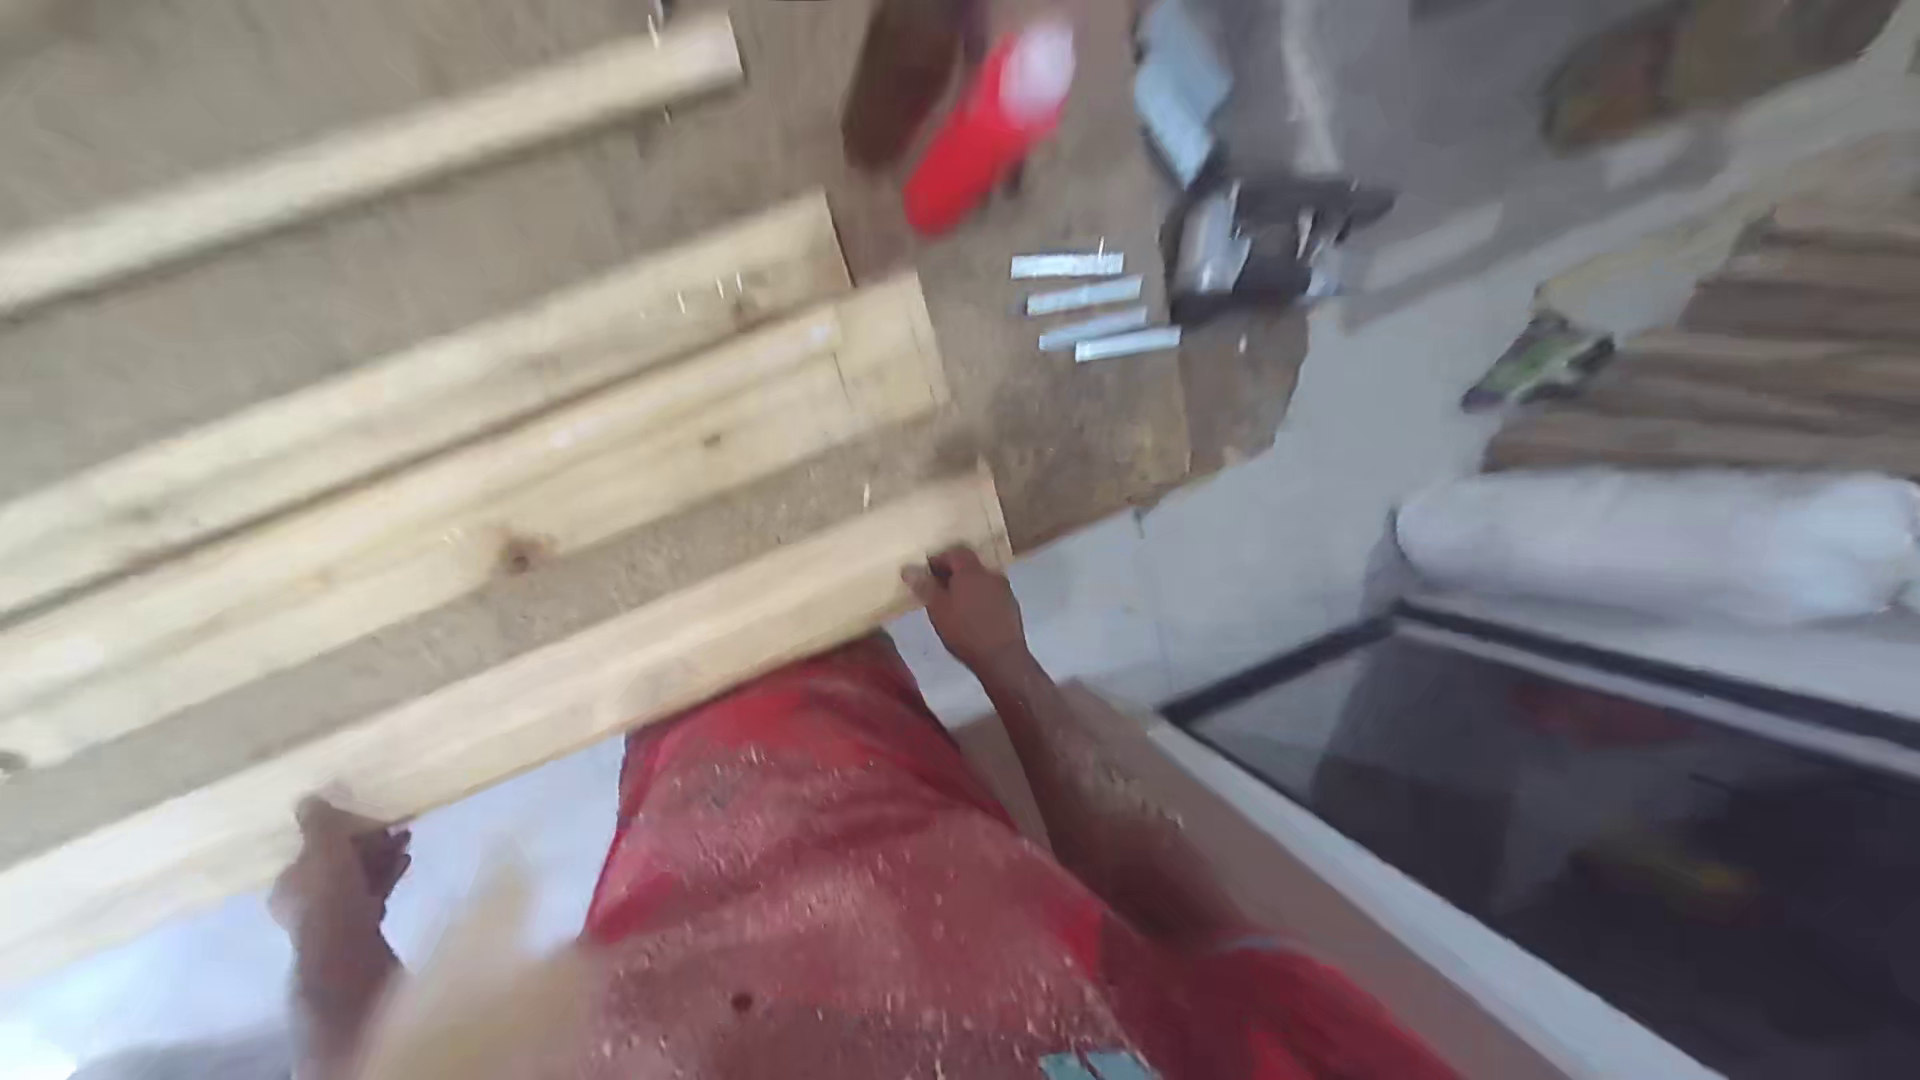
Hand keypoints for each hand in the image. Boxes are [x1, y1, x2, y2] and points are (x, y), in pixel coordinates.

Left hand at [271, 798, 410, 939]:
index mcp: (289, 883)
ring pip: (360, 875)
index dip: (342, 835)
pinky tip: (406, 862)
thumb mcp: (322, 848)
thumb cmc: (329, 889)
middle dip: (370, 844)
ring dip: (384, 856)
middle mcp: (304, 899)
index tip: (369, 822)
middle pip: (340, 863)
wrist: (346, 938)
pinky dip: (388, 873)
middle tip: (396, 829)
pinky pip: (374, 889)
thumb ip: (317, 823)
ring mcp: (332, 912)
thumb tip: (307, 798)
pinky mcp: (357, 919)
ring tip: (408, 841)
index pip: (314, 852)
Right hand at [903, 546, 1029, 671]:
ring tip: (954, 604)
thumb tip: (908, 568)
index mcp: (971, 570)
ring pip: (981, 579)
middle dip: (953, 573)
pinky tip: (972, 615)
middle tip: (938, 588)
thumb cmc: (964, 631)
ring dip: (968, 586)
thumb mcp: (937, 609)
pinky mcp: (1012, 606)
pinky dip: (980, 598)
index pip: (955, 552)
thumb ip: (924, 585)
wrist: (1002, 657)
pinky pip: (991, 594)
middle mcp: (991, 574)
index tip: (927, 573)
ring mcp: (1005, 589)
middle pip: (970, 565)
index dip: (939, 559)